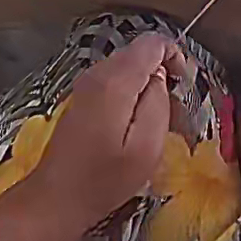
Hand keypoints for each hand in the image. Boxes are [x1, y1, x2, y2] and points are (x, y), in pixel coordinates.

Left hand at [0, 34, 176, 240]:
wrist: (56, 199)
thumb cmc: (105, 178)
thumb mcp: (146, 146)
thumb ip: (158, 102)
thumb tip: (161, 76)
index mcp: (115, 81)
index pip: (153, 42)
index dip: (175, 56)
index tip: (183, 86)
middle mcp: (98, 72)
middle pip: (140, 52)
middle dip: (163, 73)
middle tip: (174, 109)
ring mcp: (87, 83)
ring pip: (129, 66)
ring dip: (147, 85)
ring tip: (156, 121)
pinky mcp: (82, 95)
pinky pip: (116, 80)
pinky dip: (131, 93)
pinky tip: (134, 124)